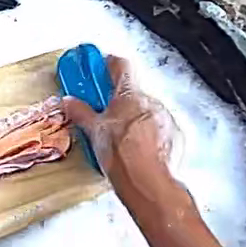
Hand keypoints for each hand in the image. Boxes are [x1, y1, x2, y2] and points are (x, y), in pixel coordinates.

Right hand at [59, 55, 181, 199]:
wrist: (148, 183)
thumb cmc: (121, 155)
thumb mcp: (94, 132)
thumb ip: (80, 112)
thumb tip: (69, 101)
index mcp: (130, 95)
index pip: (121, 65)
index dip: (109, 63)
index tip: (99, 65)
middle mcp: (151, 102)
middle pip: (133, 92)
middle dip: (118, 99)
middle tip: (103, 112)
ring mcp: (166, 119)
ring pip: (146, 111)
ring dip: (133, 118)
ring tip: (119, 138)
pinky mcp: (176, 137)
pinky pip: (159, 128)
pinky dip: (148, 134)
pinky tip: (136, 149)